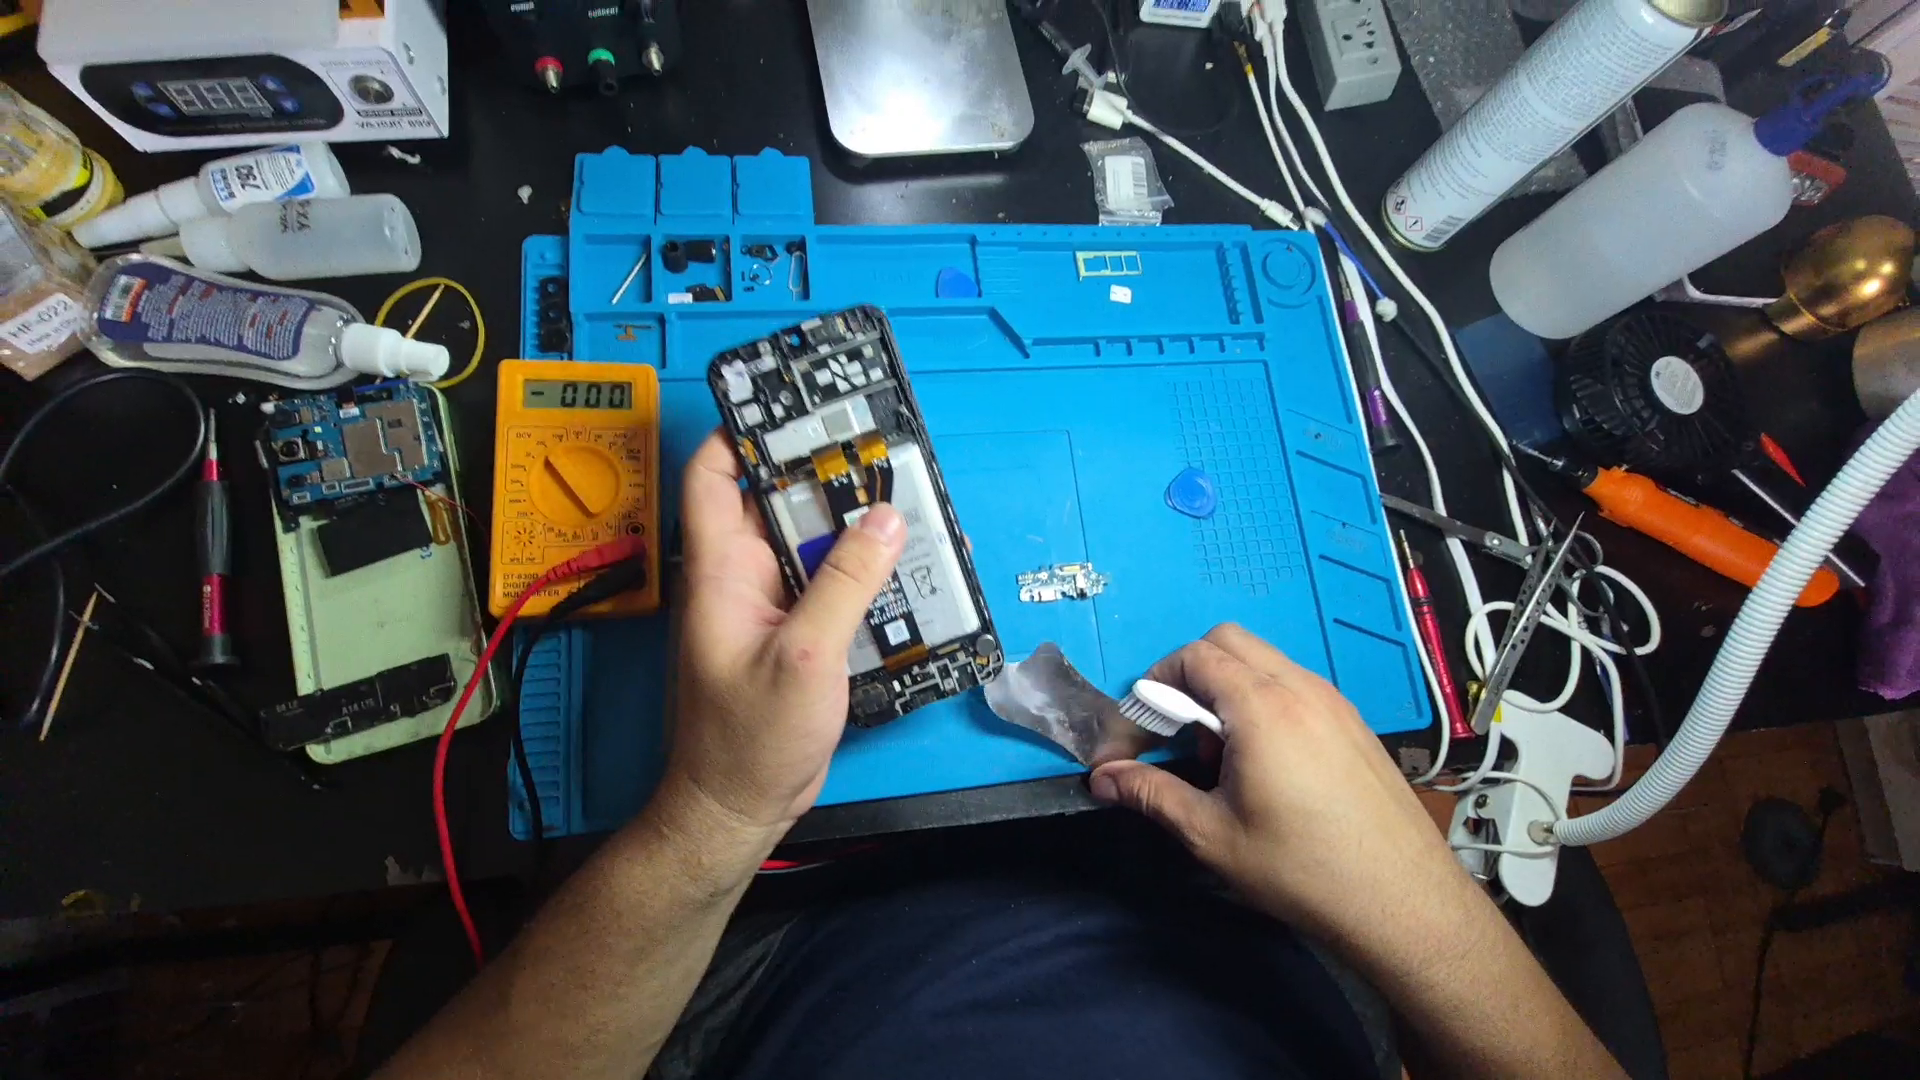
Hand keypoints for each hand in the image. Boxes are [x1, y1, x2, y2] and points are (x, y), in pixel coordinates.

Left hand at [657, 430, 906, 843]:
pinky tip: (900, 562)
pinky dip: (861, 569)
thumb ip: (846, 583)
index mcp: (721, 570)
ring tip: (901, 497)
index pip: (711, 477)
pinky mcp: (797, 631)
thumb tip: (887, 519)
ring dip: (850, 524)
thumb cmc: (751, 737)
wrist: (741, 806)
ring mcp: (771, 604)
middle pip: (777, 503)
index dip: (740, 433)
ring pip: (811, 544)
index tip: (789, 408)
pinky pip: (829, 583)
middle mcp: (742, 577)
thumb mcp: (805, 654)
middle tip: (876, 450)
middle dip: (821, 475)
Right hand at [1090, 624, 1477, 950]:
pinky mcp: (1351, 721)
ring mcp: (1331, 700)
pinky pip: (1290, 682)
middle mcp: (1298, 687)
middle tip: (1175, 729)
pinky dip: (1259, 698)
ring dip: (1224, 685)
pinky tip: (1262, 759)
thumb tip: (1101, 778)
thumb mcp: (1212, 835)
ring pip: (1261, 658)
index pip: (1191, 657)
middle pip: (1225, 641)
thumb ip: (1150, 794)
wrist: (1409, 907)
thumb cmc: (1303, 869)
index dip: (1151, 688)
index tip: (1137, 736)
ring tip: (1220, 751)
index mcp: (1261, 705)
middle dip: (1186, 674)